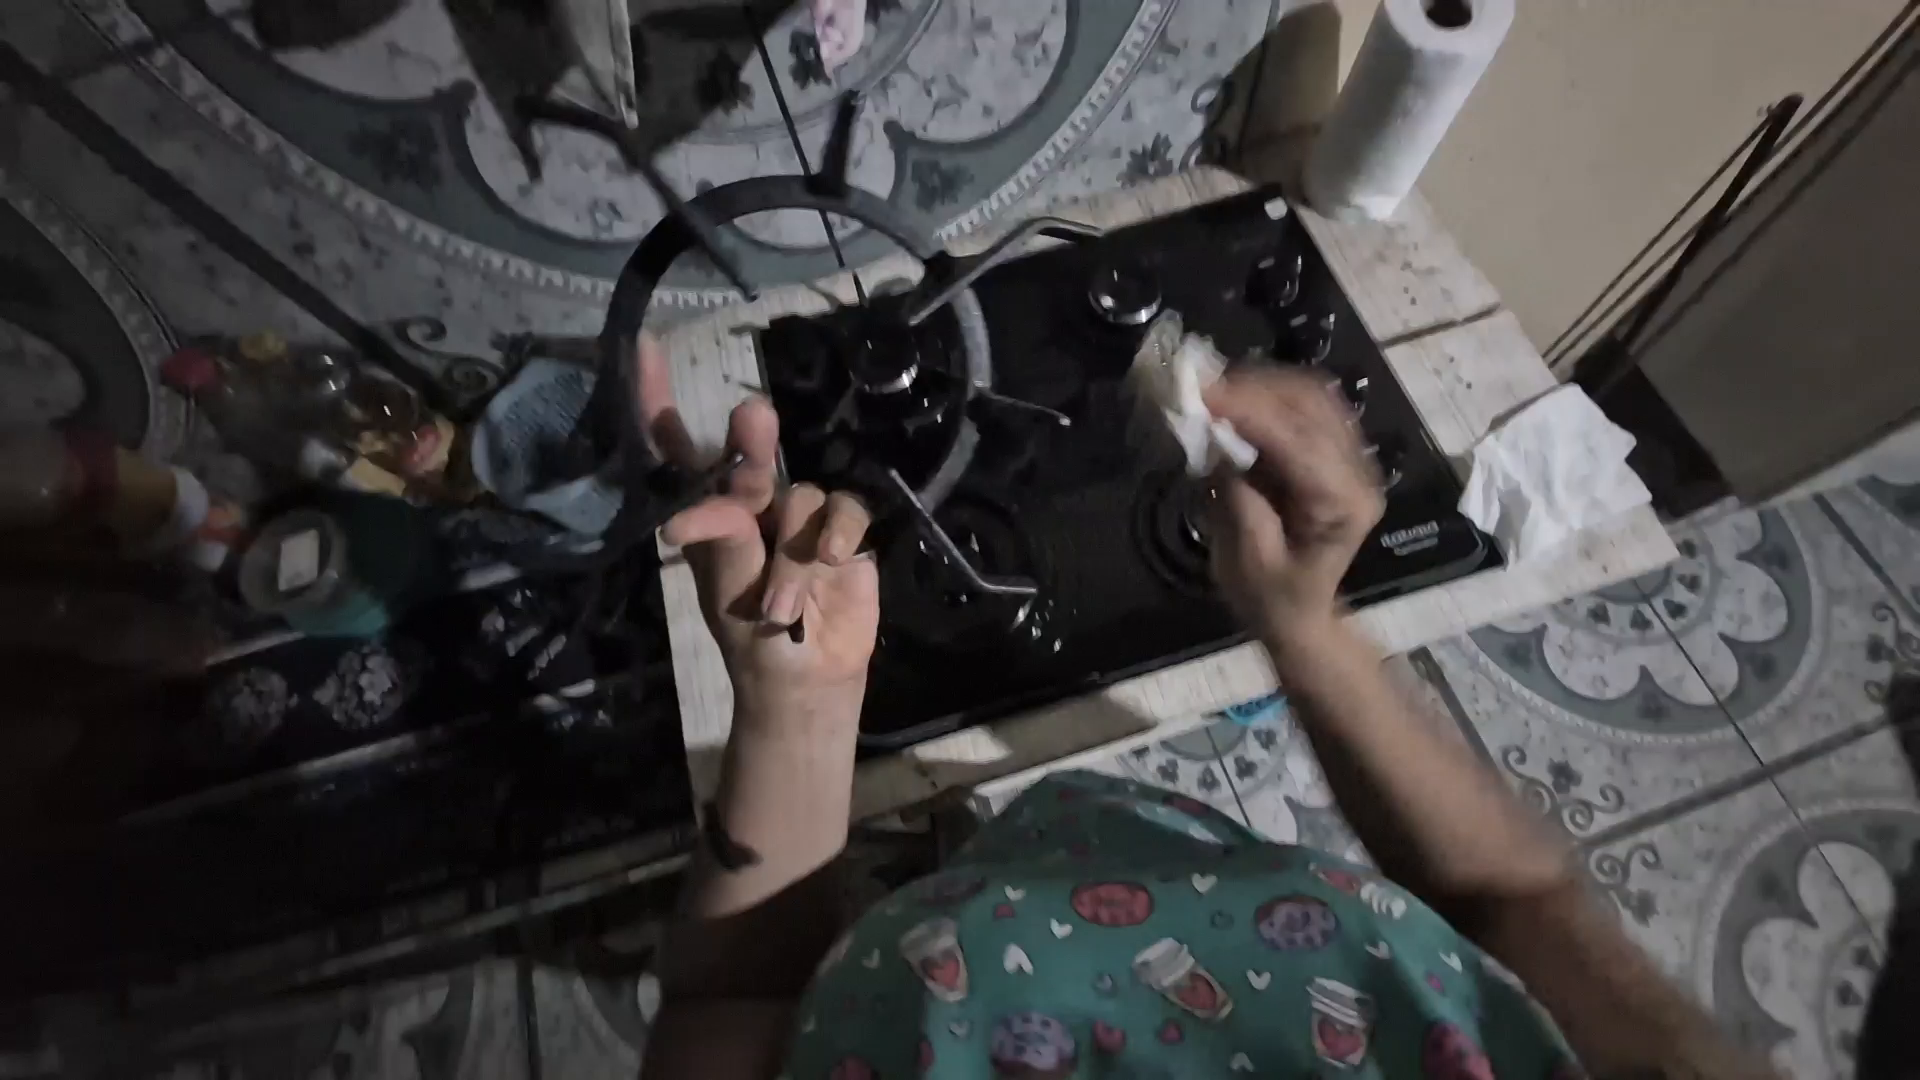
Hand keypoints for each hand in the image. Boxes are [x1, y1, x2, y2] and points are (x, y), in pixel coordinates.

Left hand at [634, 337, 878, 732]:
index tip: (643, 348)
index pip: (681, 455)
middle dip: (752, 442)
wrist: (806, 678)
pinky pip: (846, 510)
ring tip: (779, 606)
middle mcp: (756, 509)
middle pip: (752, 458)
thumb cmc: (752, 640)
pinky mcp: (845, 533)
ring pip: (801, 496)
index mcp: (712, 519)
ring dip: (791, 553)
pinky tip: (832, 558)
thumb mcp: (729, 589)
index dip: (659, 404)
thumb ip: (725, 536)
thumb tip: (722, 492)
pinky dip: (838, 532)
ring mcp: (802, 520)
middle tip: (753, 417)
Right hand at [1204, 367, 1383, 646]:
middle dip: (1256, 388)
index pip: (1299, 442)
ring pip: (1313, 397)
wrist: (1298, 613)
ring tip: (1214, 387)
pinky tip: (1235, 398)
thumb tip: (1219, 447)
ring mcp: (1350, 460)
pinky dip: (1268, 394)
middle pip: (1313, 406)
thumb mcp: (1248, 561)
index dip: (1252, 412)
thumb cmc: (1272, 598)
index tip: (1206, 395)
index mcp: (1342, 505)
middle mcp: (1358, 474)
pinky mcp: (1333, 453)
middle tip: (1201, 386)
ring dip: (1262, 385)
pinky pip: (1306, 407)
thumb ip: (1239, 501)